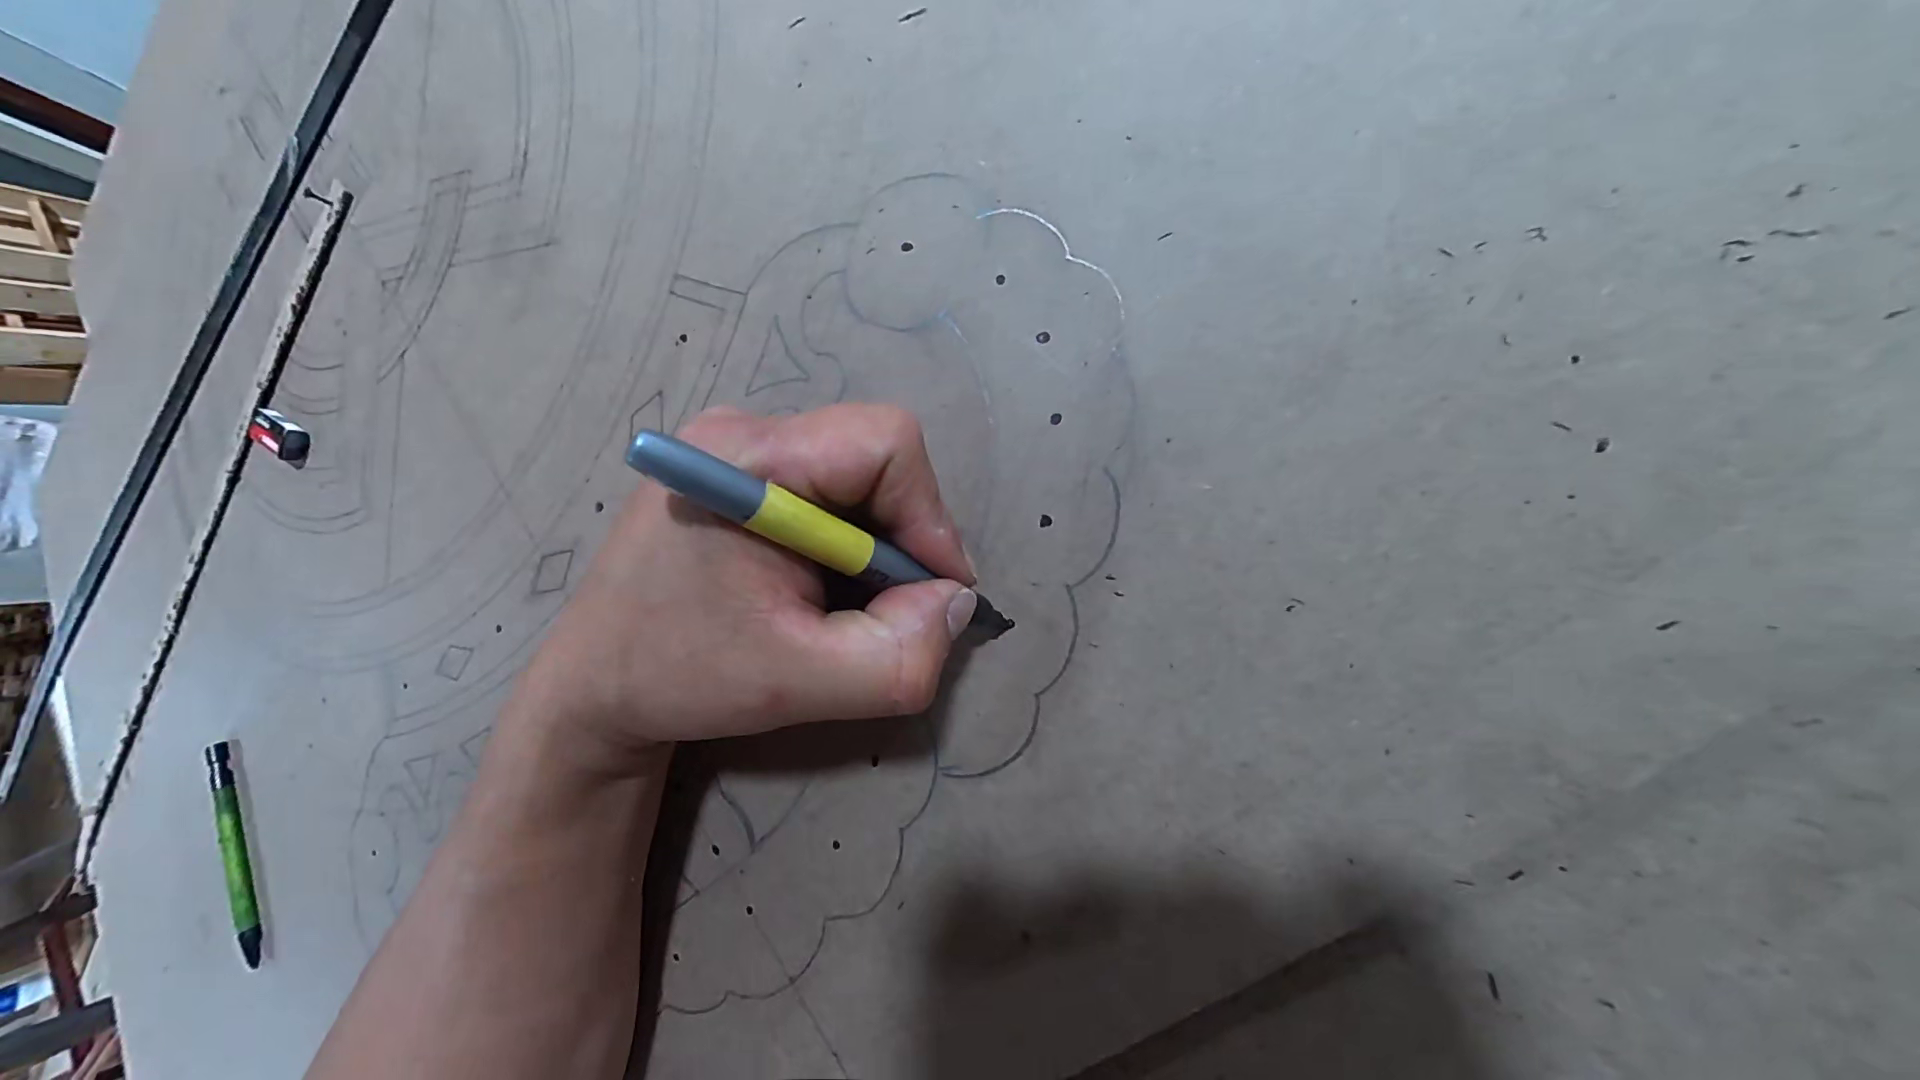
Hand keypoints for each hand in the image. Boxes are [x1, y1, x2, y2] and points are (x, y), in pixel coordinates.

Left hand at [511, 404, 977, 769]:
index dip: (928, 516)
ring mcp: (739, 446)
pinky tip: (816, 587)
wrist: (595, 684)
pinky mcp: (743, 471)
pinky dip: (851, 542)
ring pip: (862, 476)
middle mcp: (743, 431)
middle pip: (878, 458)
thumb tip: (958, 602)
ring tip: (839, 606)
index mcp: (748, 460)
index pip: (885, 443)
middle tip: (886, 610)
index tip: (930, 592)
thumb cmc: (682, 677)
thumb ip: (903, 656)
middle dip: (903, 539)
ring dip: (877, 545)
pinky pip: (835, 489)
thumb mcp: (803, 685)